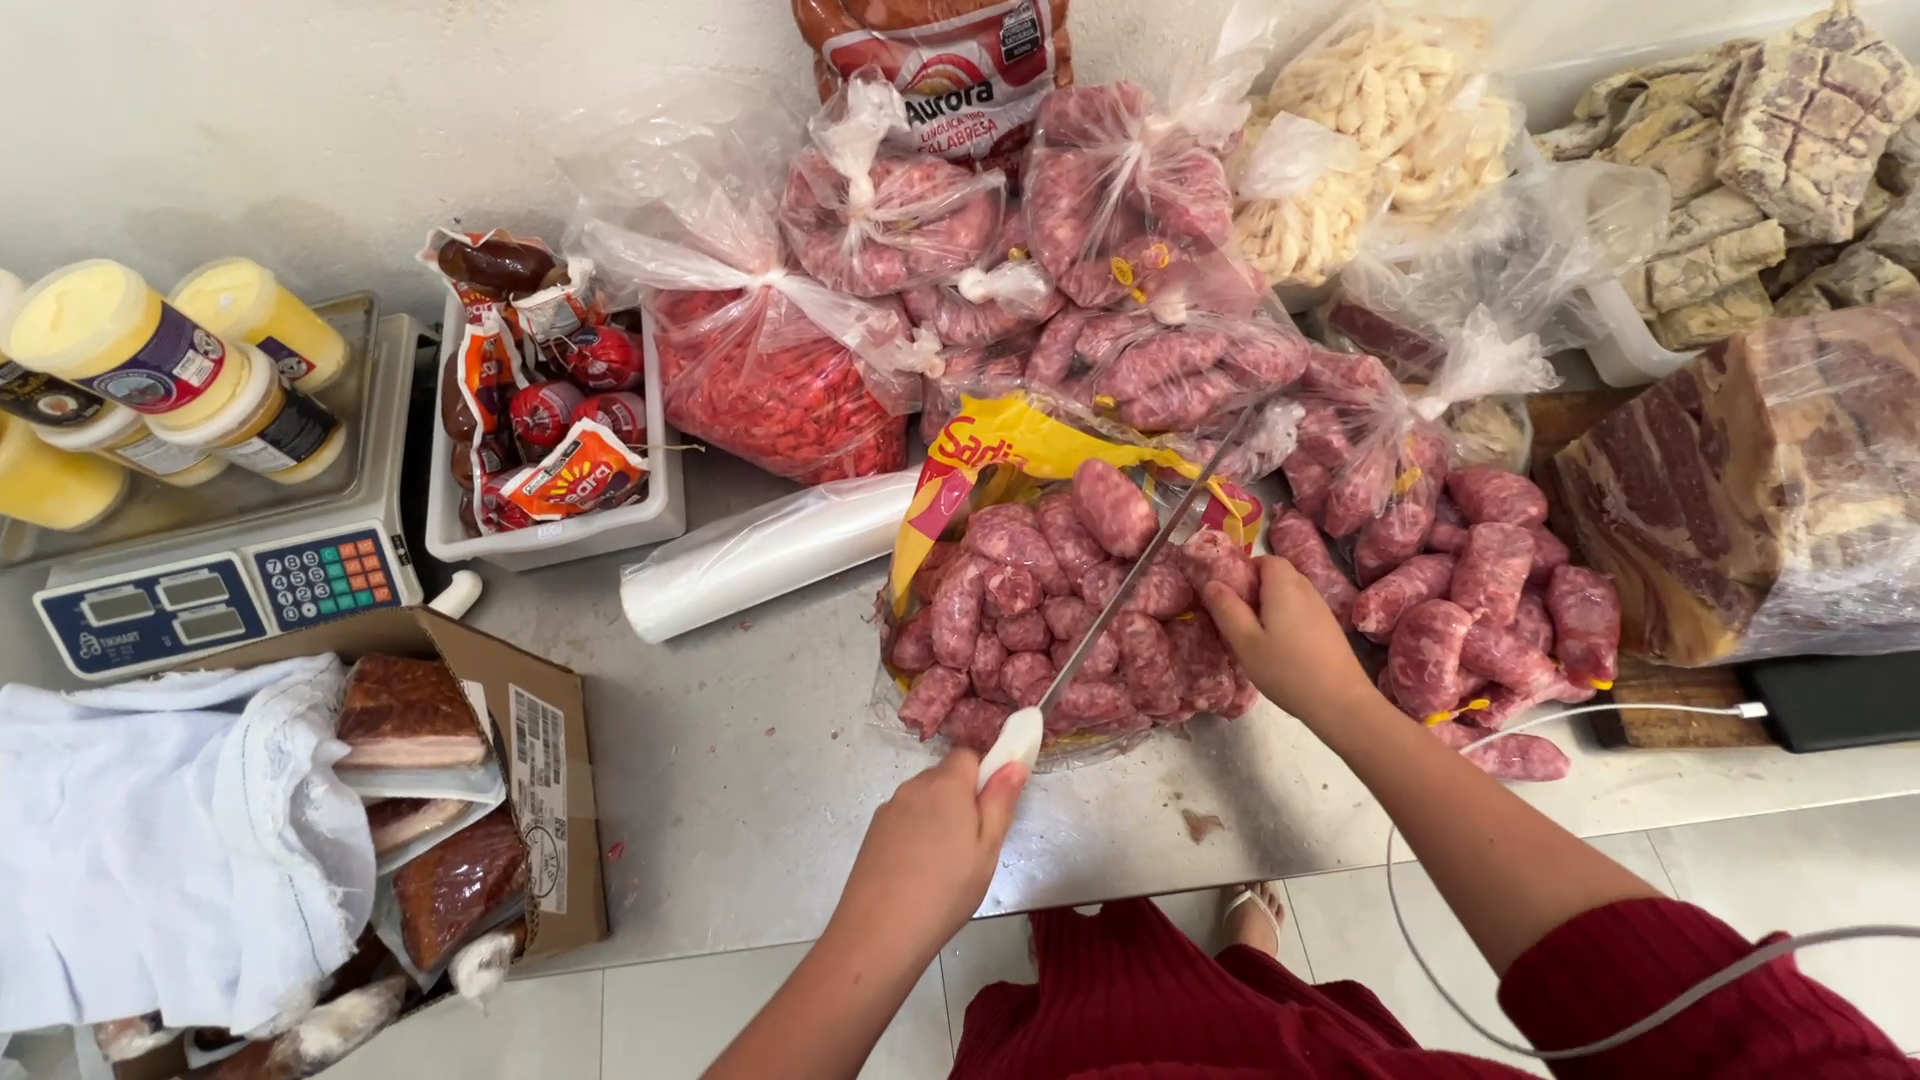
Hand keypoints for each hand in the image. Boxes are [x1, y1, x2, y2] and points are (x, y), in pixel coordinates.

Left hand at [826, 749, 1026, 960]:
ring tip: (945, 863)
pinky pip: (904, 818)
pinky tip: (918, 870)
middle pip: (944, 777)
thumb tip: (1013, 764)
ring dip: (938, 816)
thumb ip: (1000, 801)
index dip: (983, 775)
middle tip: (973, 843)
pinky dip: (916, 833)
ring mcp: (889, 808)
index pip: (967, 756)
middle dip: (961, 798)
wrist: (879, 931)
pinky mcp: (874, 831)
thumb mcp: (987, 848)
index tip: (991, 809)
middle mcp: (914, 787)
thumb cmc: (946, 889)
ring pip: (923, 799)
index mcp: (945, 785)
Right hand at [1202, 555, 1376, 725]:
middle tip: (1237, 615)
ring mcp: (1322, 610)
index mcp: (1285, 587)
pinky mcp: (1329, 628)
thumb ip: (1226, 609)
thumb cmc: (1287, 670)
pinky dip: (1286, 617)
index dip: (1245, 570)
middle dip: (1256, 586)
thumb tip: (1211, 583)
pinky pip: (1302, 610)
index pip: (1266, 559)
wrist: (1341, 702)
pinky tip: (1279, 646)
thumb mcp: (1245, 642)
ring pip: (1291, 593)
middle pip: (1280, 574)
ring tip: (1255, 632)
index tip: (1229, 593)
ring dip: (1271, 603)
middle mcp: (1307, 591)